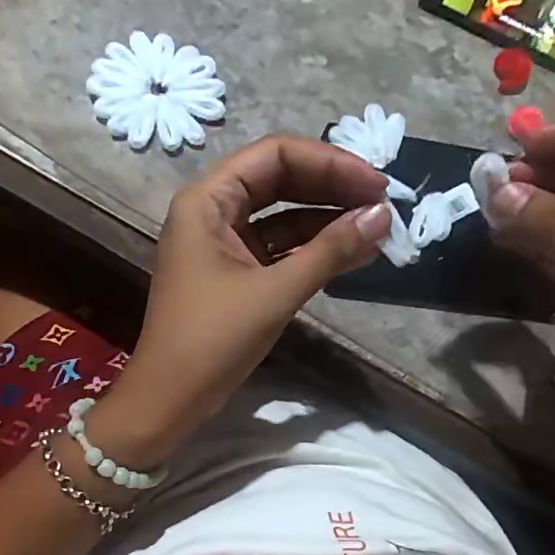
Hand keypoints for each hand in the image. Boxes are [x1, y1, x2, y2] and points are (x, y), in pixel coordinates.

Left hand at [95, 137, 390, 463]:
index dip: (329, 163)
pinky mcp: (235, 276)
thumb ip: (330, 251)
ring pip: (283, 218)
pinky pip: (279, 251)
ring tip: (377, 230)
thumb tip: (383, 216)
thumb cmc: (213, 339)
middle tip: (382, 204)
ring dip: (328, 222)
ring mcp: (224, 246)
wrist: (171, 398)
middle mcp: (213, 213)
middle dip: (332, 190)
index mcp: (207, 201)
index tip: (375, 183)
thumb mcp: (275, 292)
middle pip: (280, 181)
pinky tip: (353, 255)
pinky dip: (313, 252)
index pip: (275, 156)